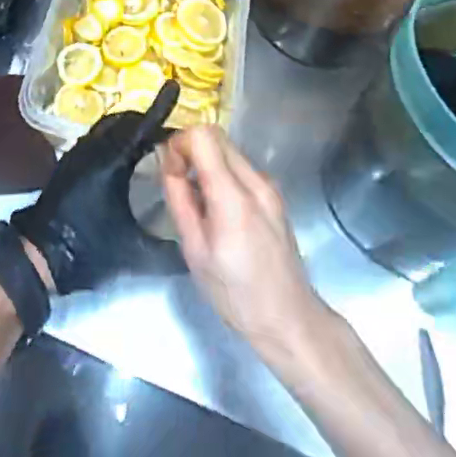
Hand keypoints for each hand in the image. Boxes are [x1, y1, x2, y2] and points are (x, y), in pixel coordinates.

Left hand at [10, 83, 185, 293]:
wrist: (40, 255)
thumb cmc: (88, 249)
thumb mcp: (132, 252)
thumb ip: (166, 251)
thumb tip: (194, 253)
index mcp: (112, 164)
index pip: (142, 129)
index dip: (160, 109)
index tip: (174, 88)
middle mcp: (94, 150)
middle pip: (126, 122)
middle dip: (149, 120)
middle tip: (172, 131)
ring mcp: (78, 153)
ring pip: (109, 126)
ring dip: (130, 126)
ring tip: (152, 138)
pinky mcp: (70, 162)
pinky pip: (98, 136)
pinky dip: (116, 135)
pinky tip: (125, 152)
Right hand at [160, 125, 323, 348]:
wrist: (289, 320)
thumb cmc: (235, 293)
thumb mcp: (194, 250)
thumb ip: (178, 199)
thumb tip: (166, 162)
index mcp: (233, 196)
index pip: (203, 136)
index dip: (179, 144)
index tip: (170, 170)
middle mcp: (256, 182)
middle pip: (217, 137)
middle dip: (190, 150)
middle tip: (178, 182)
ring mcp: (270, 187)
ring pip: (229, 150)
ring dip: (206, 161)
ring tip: (197, 200)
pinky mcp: (275, 196)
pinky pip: (241, 168)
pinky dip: (222, 174)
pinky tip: (217, 209)